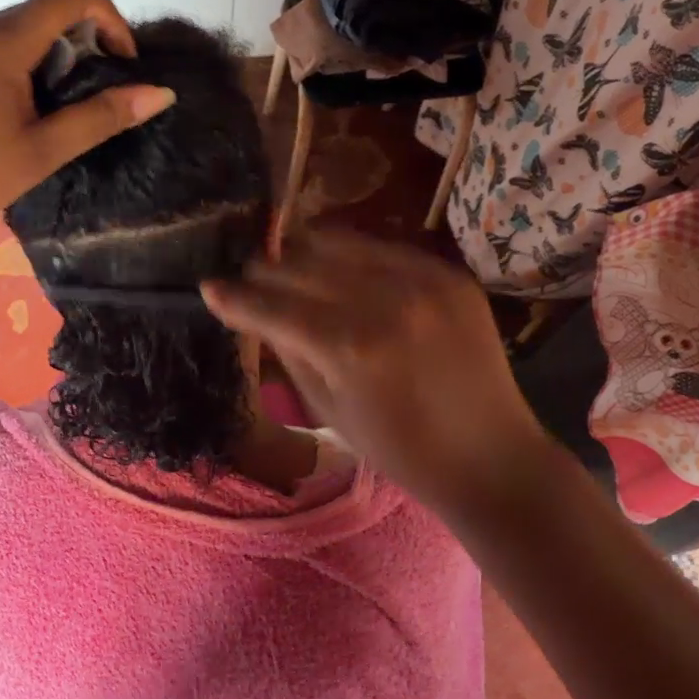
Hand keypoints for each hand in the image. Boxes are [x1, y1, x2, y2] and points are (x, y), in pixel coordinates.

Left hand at [0, 0, 175, 267]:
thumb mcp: (42, 151)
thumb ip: (101, 117)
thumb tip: (161, 93)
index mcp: (0, 40)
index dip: (110, 17)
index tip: (121, 60)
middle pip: (38, 15)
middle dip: (73, 48)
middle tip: (78, 103)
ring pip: (6, 34)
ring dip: (36, 63)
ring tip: (35, 119)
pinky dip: (2, 70)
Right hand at [201, 231, 550, 506]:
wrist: (490, 455)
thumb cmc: (400, 449)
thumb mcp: (328, 407)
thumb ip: (289, 348)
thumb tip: (251, 310)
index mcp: (351, 347)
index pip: (275, 306)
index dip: (236, 297)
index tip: (208, 287)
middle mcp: (385, 300)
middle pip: (301, 266)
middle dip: (265, 272)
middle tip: (246, 277)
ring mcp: (422, 280)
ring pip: (338, 244)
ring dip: (303, 254)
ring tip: (285, 265)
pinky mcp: (448, 273)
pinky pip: (381, 248)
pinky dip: (349, 256)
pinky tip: (335, 268)